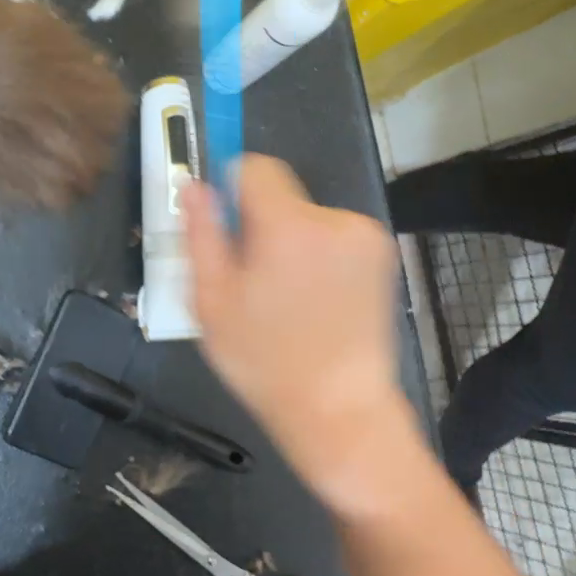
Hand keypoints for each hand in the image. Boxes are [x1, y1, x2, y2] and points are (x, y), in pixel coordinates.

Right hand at [184, 155, 412, 496]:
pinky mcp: (382, 256)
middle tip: (247, 283)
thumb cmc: (262, 360)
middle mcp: (334, 220)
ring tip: (281, 300)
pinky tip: (310, 302)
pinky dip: (315, 257)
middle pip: (280, 198)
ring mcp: (365, 237)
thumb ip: (201, 235)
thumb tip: (192, 185)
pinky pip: (332, 238)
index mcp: (288, 227)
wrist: (336, 407)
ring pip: (305, 219)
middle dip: (258, 227)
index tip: (220, 227)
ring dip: (287, 244)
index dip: (228, 189)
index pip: (252, 169)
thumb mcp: (210, 301)